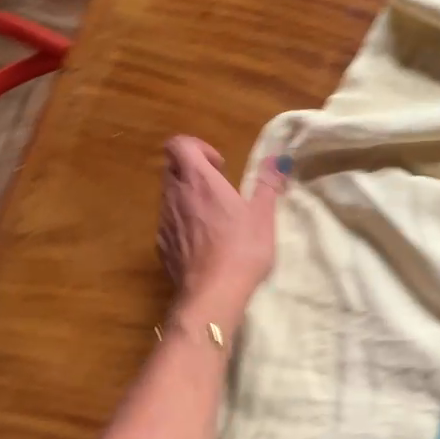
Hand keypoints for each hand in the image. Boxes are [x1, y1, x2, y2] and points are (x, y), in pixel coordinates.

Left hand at [158, 136, 284, 311]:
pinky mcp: (161, 245)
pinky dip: (184, 224)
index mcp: (199, 180)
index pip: (178, 144)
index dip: (197, 147)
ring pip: (170, 196)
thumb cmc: (242, 249)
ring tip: (214, 218)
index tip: (219, 165)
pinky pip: (169, 223)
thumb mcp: (262, 215)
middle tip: (218, 189)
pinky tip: (204, 243)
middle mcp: (175, 195)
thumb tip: (278, 158)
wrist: (212, 293)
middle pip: (172, 168)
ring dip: (188, 198)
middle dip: (193, 172)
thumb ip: (267, 183)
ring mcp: (164, 221)